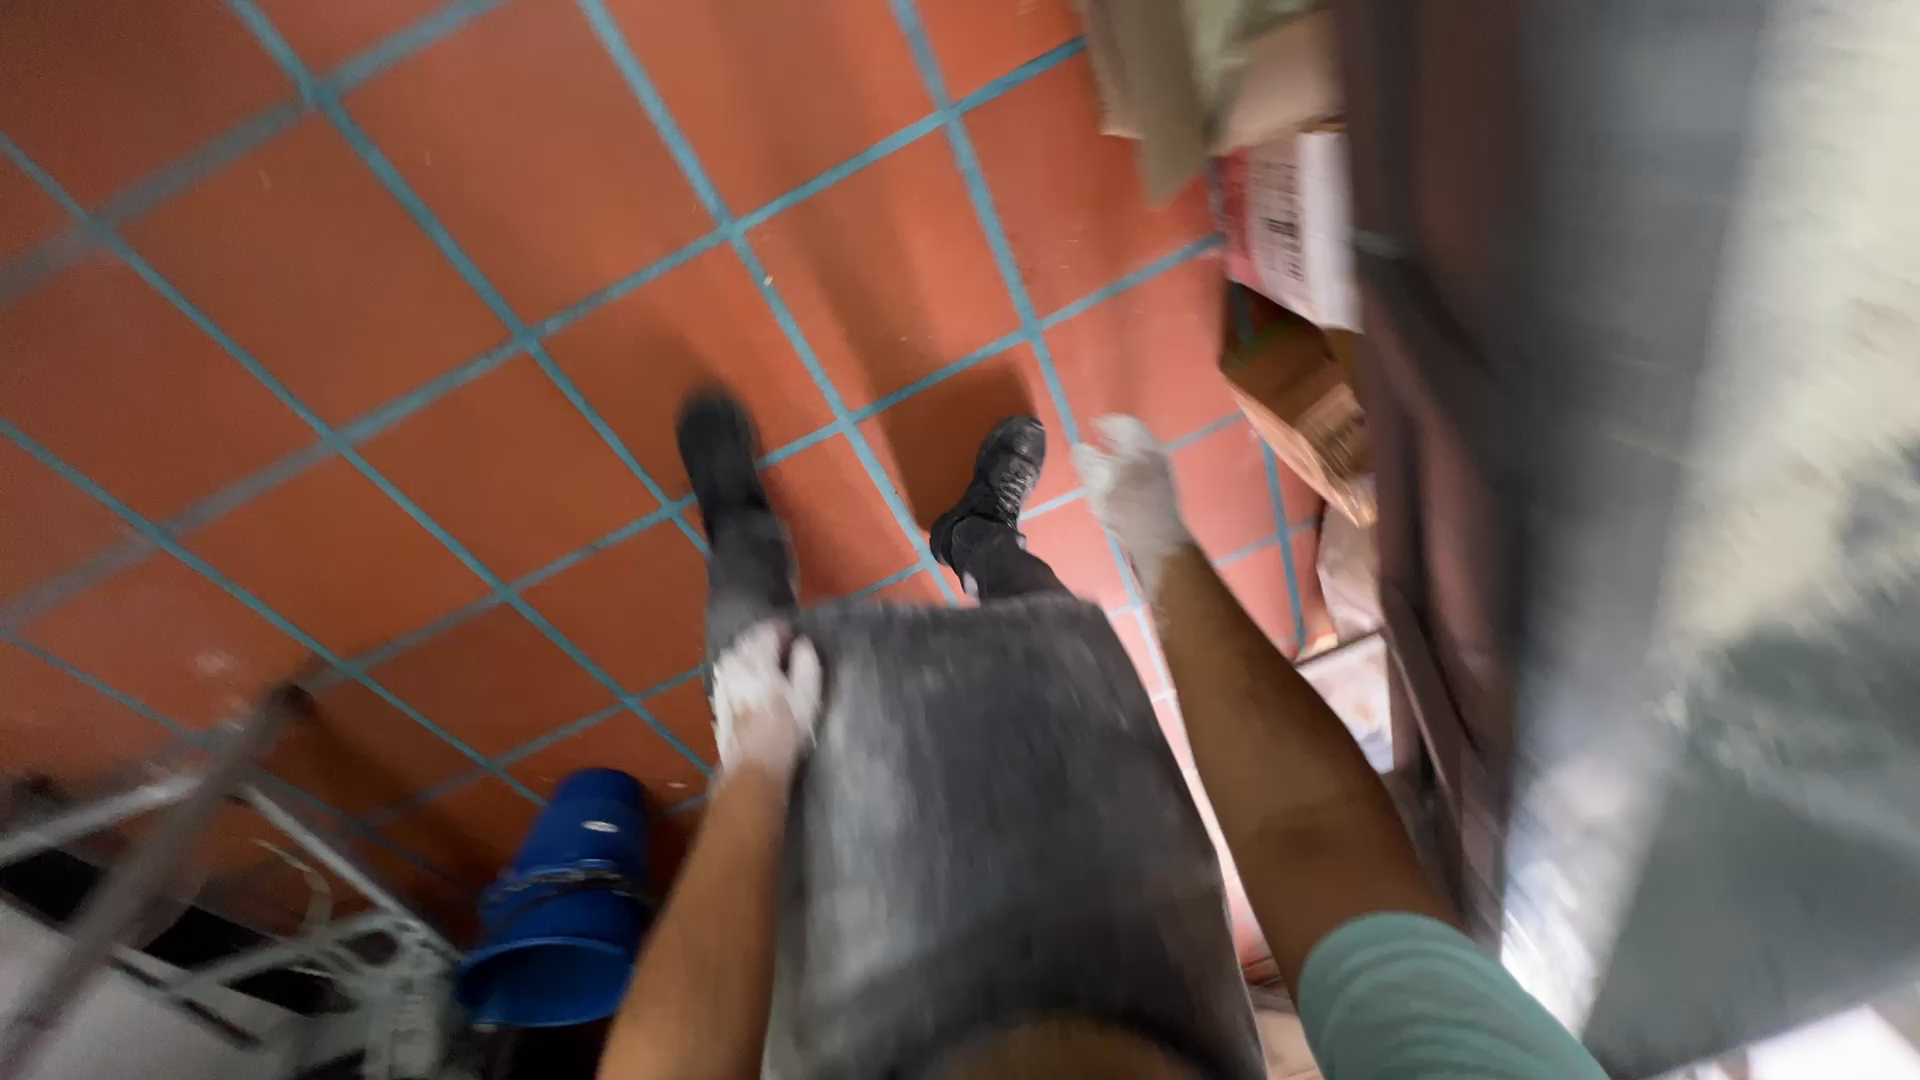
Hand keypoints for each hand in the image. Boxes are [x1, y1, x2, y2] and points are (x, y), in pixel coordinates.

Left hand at [710, 621, 823, 780]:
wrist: (752, 766)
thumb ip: (807, 665)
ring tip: (765, 657)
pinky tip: (747, 675)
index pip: (766, 632)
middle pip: (746, 641)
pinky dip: (737, 665)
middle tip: (782, 643)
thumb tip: (802, 644)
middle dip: (763, 637)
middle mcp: (736, 669)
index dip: (780, 628)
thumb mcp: (808, 698)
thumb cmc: (786, 732)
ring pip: (733, 655)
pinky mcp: (718, 699)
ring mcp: (723, 684)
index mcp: (759, 663)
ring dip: (748, 650)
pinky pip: (726, 671)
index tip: (793, 633)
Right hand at [1072, 415, 1192, 598]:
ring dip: (1122, 452)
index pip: (1125, 424)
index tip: (1092, 425)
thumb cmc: (1128, 512)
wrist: (1160, 543)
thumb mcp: (1101, 487)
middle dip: (1114, 438)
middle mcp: (1156, 455)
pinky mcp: (1164, 489)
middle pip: (1135, 437)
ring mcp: (1163, 472)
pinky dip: (1129, 466)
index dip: (1107, 423)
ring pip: (1140, 453)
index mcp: (1142, 449)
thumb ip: (1089, 463)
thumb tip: (1080, 447)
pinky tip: (1119, 479)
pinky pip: (1144, 467)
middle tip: (1097, 440)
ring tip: (1104, 460)